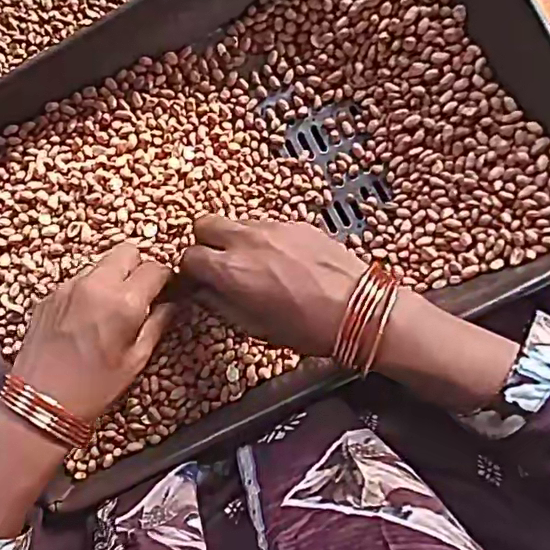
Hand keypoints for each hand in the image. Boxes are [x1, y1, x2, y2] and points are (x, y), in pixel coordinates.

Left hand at [9, 243, 176, 421]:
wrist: (41, 402)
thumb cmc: (92, 388)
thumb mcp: (136, 360)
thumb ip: (157, 324)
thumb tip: (170, 305)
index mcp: (123, 302)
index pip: (155, 267)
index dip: (165, 278)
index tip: (165, 290)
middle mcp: (95, 285)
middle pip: (127, 251)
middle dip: (138, 267)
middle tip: (140, 293)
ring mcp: (69, 287)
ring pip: (101, 263)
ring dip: (113, 276)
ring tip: (112, 308)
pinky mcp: (50, 294)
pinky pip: (78, 279)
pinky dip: (89, 290)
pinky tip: (88, 317)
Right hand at [178, 216, 365, 356]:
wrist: (360, 310)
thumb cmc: (307, 327)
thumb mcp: (254, 327)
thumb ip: (220, 304)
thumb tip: (204, 292)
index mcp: (230, 270)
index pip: (189, 256)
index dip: (189, 270)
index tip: (196, 280)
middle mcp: (247, 241)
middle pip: (205, 224)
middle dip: (204, 242)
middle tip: (215, 262)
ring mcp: (274, 227)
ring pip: (237, 222)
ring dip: (234, 239)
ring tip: (251, 263)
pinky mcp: (297, 223)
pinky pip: (267, 224)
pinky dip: (263, 238)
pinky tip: (280, 260)